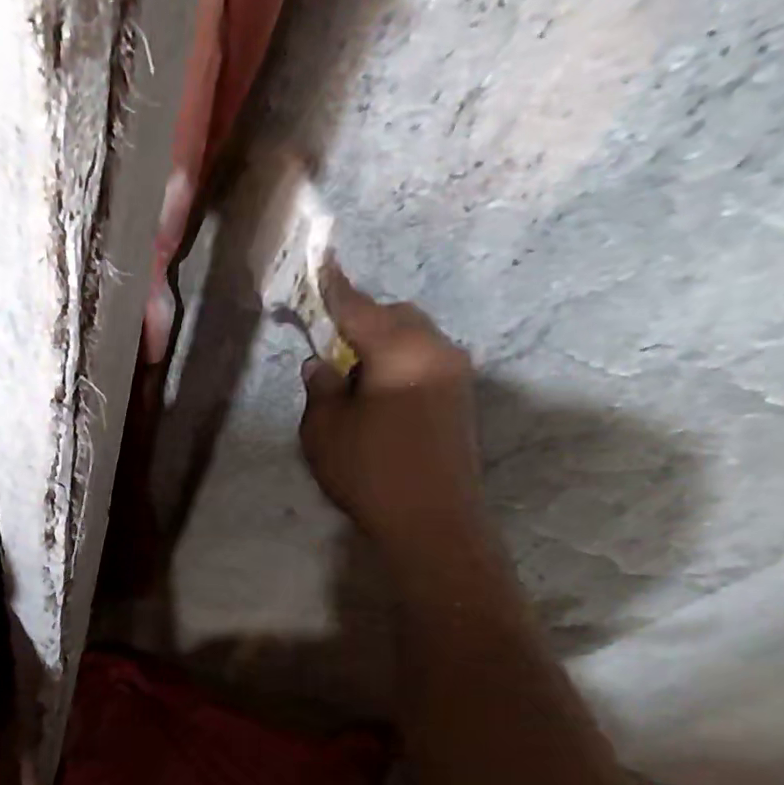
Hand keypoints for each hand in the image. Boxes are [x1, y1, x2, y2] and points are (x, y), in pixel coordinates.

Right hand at [300, 274, 484, 549]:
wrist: (436, 524)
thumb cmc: (372, 473)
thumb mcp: (325, 431)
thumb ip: (321, 388)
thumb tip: (322, 364)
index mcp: (399, 350)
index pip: (358, 306)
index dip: (334, 285)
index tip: (322, 260)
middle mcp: (435, 350)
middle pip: (395, 316)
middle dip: (363, 321)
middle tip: (333, 345)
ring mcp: (456, 375)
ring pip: (415, 338)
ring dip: (384, 344)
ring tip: (357, 376)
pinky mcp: (462, 400)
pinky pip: (426, 361)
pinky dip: (402, 364)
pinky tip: (383, 394)